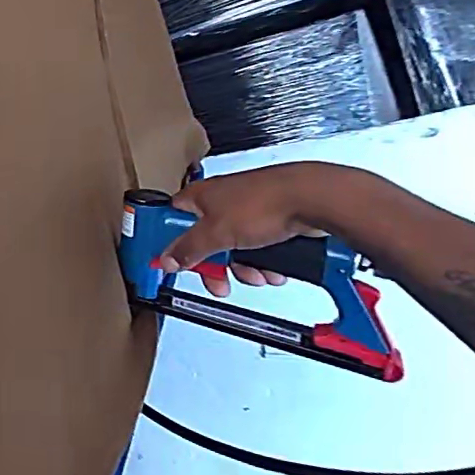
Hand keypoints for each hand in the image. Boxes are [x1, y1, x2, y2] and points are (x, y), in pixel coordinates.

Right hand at [156, 163, 368, 294]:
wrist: (315, 200)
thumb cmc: (267, 201)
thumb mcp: (216, 234)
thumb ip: (187, 249)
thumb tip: (168, 258)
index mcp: (198, 197)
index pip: (167, 218)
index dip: (162, 238)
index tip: (159, 258)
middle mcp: (219, 202)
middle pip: (200, 240)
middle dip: (210, 264)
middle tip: (214, 278)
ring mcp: (244, 213)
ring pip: (230, 249)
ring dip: (240, 268)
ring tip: (252, 274)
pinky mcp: (267, 224)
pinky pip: (255, 251)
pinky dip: (261, 264)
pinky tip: (269, 268)